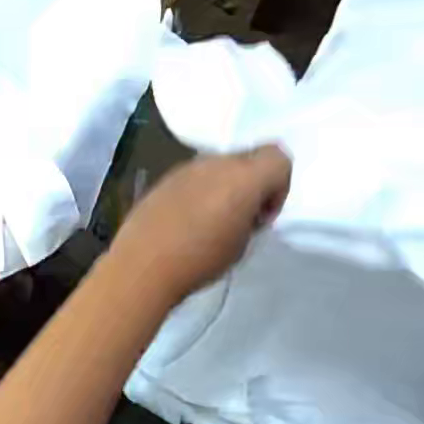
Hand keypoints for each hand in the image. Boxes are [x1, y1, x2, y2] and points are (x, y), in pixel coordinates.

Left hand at [105, 144, 291, 302]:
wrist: (143, 265)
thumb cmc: (201, 260)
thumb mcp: (242, 244)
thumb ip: (251, 217)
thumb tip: (244, 211)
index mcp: (243, 176)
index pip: (279, 157)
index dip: (279, 185)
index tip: (262, 216)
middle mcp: (215, 162)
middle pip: (246, 160)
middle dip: (249, 185)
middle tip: (239, 221)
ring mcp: (185, 168)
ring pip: (217, 168)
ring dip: (222, 188)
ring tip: (209, 225)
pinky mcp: (163, 179)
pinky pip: (192, 179)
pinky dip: (197, 193)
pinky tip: (185, 223)